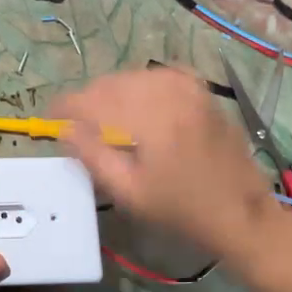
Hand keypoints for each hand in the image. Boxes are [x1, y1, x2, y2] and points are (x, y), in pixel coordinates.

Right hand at [49, 68, 279, 252]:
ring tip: (102, 119)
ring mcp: (188, 87)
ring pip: (131, 77)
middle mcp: (168, 91)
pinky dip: (139, 87)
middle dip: (87, 101)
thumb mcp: (128, 192)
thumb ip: (92, 155)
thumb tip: (64, 128)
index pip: (92, 99)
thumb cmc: (182, 211)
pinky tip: (136, 107)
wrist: (242, 214)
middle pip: (109, 84)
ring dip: (111, 94)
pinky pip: (156, 76)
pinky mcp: (200, 90)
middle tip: (75, 125)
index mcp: (150, 116)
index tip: (49, 118)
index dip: (65, 107)